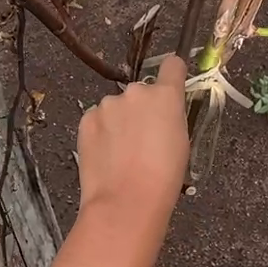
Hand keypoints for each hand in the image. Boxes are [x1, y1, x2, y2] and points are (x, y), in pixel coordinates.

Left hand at [77, 55, 188, 220]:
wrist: (126, 201)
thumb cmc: (164, 177)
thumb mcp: (181, 143)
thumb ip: (171, 118)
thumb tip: (161, 115)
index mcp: (166, 96)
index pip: (172, 66)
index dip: (172, 74)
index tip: (171, 83)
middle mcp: (136, 91)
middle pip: (141, 93)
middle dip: (141, 109)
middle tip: (143, 139)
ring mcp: (107, 104)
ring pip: (116, 107)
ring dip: (119, 121)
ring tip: (121, 153)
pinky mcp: (86, 119)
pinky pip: (97, 120)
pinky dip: (101, 132)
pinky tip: (106, 155)